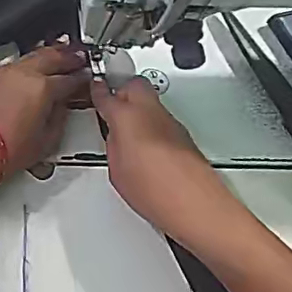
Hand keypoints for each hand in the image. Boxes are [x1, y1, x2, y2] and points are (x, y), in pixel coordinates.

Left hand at [0, 42, 91, 183]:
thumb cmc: (6, 147)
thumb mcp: (48, 139)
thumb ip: (60, 117)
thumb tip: (61, 107)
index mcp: (43, 88)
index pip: (69, 79)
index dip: (81, 78)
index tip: (85, 78)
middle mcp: (24, 74)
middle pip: (52, 57)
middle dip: (68, 56)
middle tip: (78, 57)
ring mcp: (5, 72)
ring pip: (32, 55)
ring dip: (48, 54)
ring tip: (58, 54)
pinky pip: (15, 62)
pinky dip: (27, 62)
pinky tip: (31, 66)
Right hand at [92, 77, 242, 247]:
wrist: (195, 206)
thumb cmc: (158, 191)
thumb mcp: (116, 170)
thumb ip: (113, 145)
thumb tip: (115, 139)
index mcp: (126, 116)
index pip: (106, 95)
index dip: (97, 91)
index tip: (95, 89)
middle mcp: (151, 112)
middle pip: (133, 85)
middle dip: (121, 89)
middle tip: (112, 102)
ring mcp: (170, 122)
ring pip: (151, 99)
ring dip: (139, 107)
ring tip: (129, 128)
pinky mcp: (184, 134)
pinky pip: (163, 118)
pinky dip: (153, 123)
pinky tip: (147, 143)